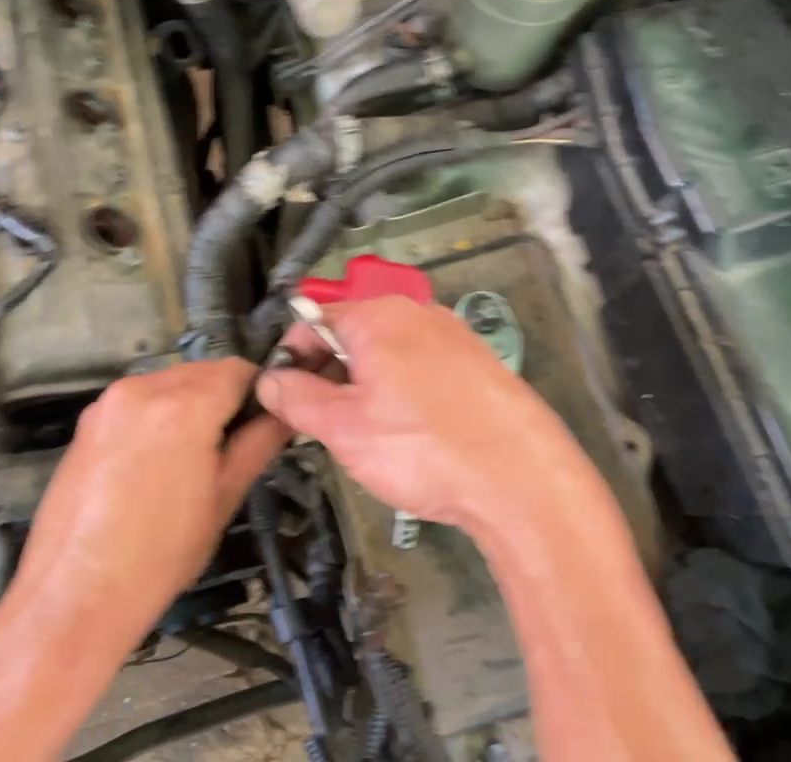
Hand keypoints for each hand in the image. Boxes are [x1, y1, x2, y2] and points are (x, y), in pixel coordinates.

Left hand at [8, 360, 291, 645]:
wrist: (75, 596)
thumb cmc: (161, 555)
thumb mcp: (223, 500)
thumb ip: (258, 445)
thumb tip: (284, 414)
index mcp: (184, 405)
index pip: (239, 370)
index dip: (260, 393)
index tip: (264, 425)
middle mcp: (143, 388)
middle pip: (202, 373)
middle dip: (223, 399)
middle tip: (231, 448)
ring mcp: (108, 403)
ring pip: (168, 384)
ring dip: (189, 405)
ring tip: (190, 461)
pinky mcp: (86, 422)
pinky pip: (137, 403)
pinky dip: (156, 417)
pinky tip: (153, 466)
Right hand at [256, 296, 598, 534]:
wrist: (521, 478)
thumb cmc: (421, 447)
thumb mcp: (343, 427)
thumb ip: (296, 398)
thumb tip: (269, 380)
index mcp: (377, 316)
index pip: (312, 322)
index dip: (291, 360)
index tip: (287, 402)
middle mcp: (417, 312)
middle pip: (351, 336)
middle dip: (330, 376)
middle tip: (327, 428)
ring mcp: (454, 336)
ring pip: (388, 355)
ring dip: (367, 388)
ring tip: (373, 439)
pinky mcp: (479, 364)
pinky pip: (423, 370)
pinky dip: (405, 394)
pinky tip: (415, 436)